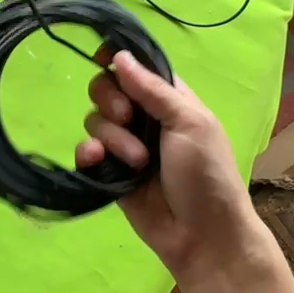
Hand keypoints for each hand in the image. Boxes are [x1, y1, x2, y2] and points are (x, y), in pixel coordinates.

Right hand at [76, 50, 264, 281]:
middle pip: (107, 89)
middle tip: (127, 117)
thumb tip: (119, 56)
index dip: (118, 59)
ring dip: (112, 137)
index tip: (102, 58)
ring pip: (95, 121)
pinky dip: (88, 152)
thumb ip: (153, 89)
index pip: (136, 67)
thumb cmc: (208, 174)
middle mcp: (144, 118)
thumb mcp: (190, 123)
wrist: (203, 237)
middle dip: (111, 100)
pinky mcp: (109, 172)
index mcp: (168, 100)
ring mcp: (125, 145)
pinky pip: (86, 151)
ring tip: (137, 162)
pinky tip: (97, 160)